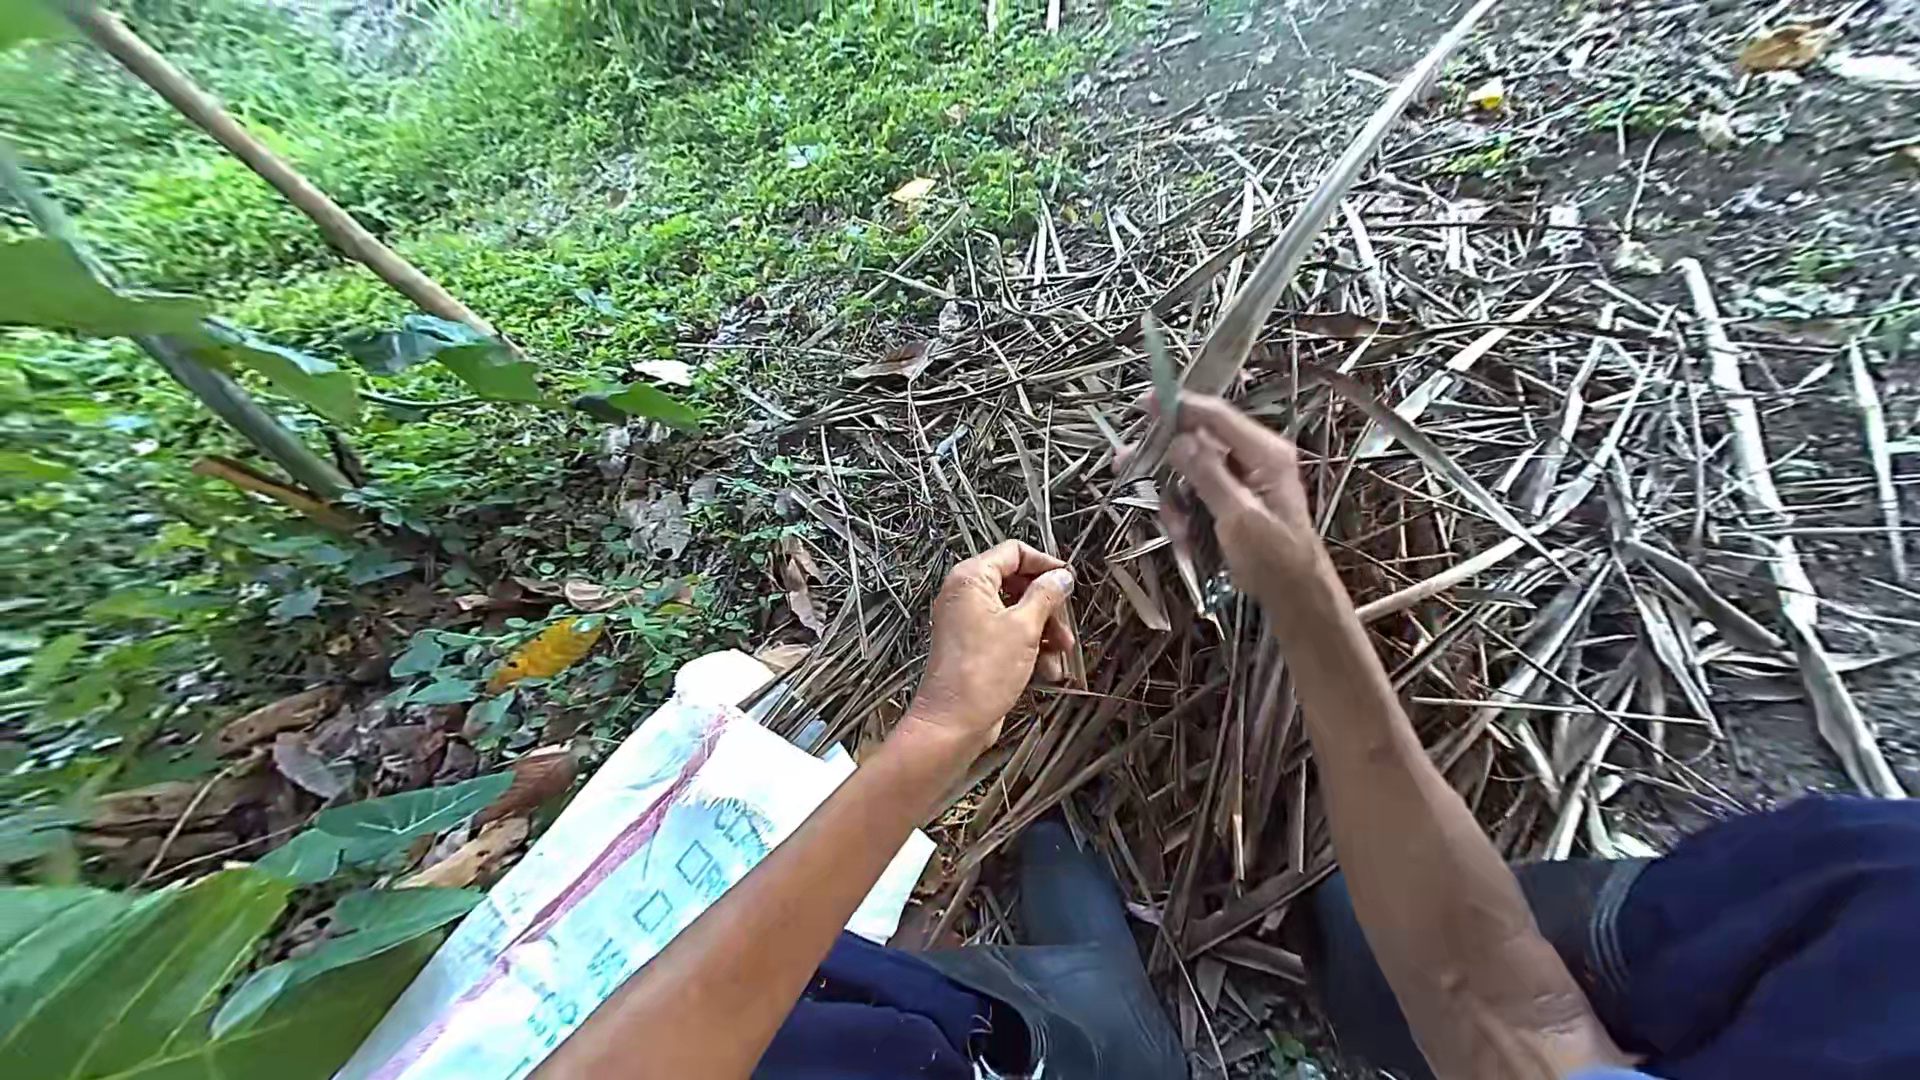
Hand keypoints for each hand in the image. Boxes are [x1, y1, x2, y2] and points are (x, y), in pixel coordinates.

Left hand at [905, 540, 1075, 753]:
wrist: (953, 723)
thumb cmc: (981, 674)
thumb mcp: (1024, 628)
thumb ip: (1045, 596)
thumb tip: (1061, 577)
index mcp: (971, 579)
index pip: (1013, 552)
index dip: (1044, 564)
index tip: (1067, 581)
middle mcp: (965, 596)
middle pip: (1017, 585)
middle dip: (1046, 607)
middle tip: (1065, 627)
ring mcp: (967, 622)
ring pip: (1015, 613)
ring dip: (1042, 632)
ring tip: (1060, 655)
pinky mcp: (973, 647)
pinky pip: (1006, 637)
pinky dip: (1028, 649)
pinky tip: (1046, 670)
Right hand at [1159, 393, 1325, 607]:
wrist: (1292, 594)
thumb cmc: (1274, 557)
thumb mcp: (1239, 516)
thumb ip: (1207, 475)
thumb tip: (1178, 440)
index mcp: (1264, 454)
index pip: (1216, 416)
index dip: (1179, 406)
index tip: (1144, 402)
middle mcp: (1251, 459)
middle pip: (1195, 441)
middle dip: (1162, 459)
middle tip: (1125, 462)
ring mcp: (1238, 479)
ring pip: (1187, 472)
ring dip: (1172, 498)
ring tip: (1176, 528)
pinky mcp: (1226, 499)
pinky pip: (1191, 494)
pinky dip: (1181, 514)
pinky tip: (1184, 536)